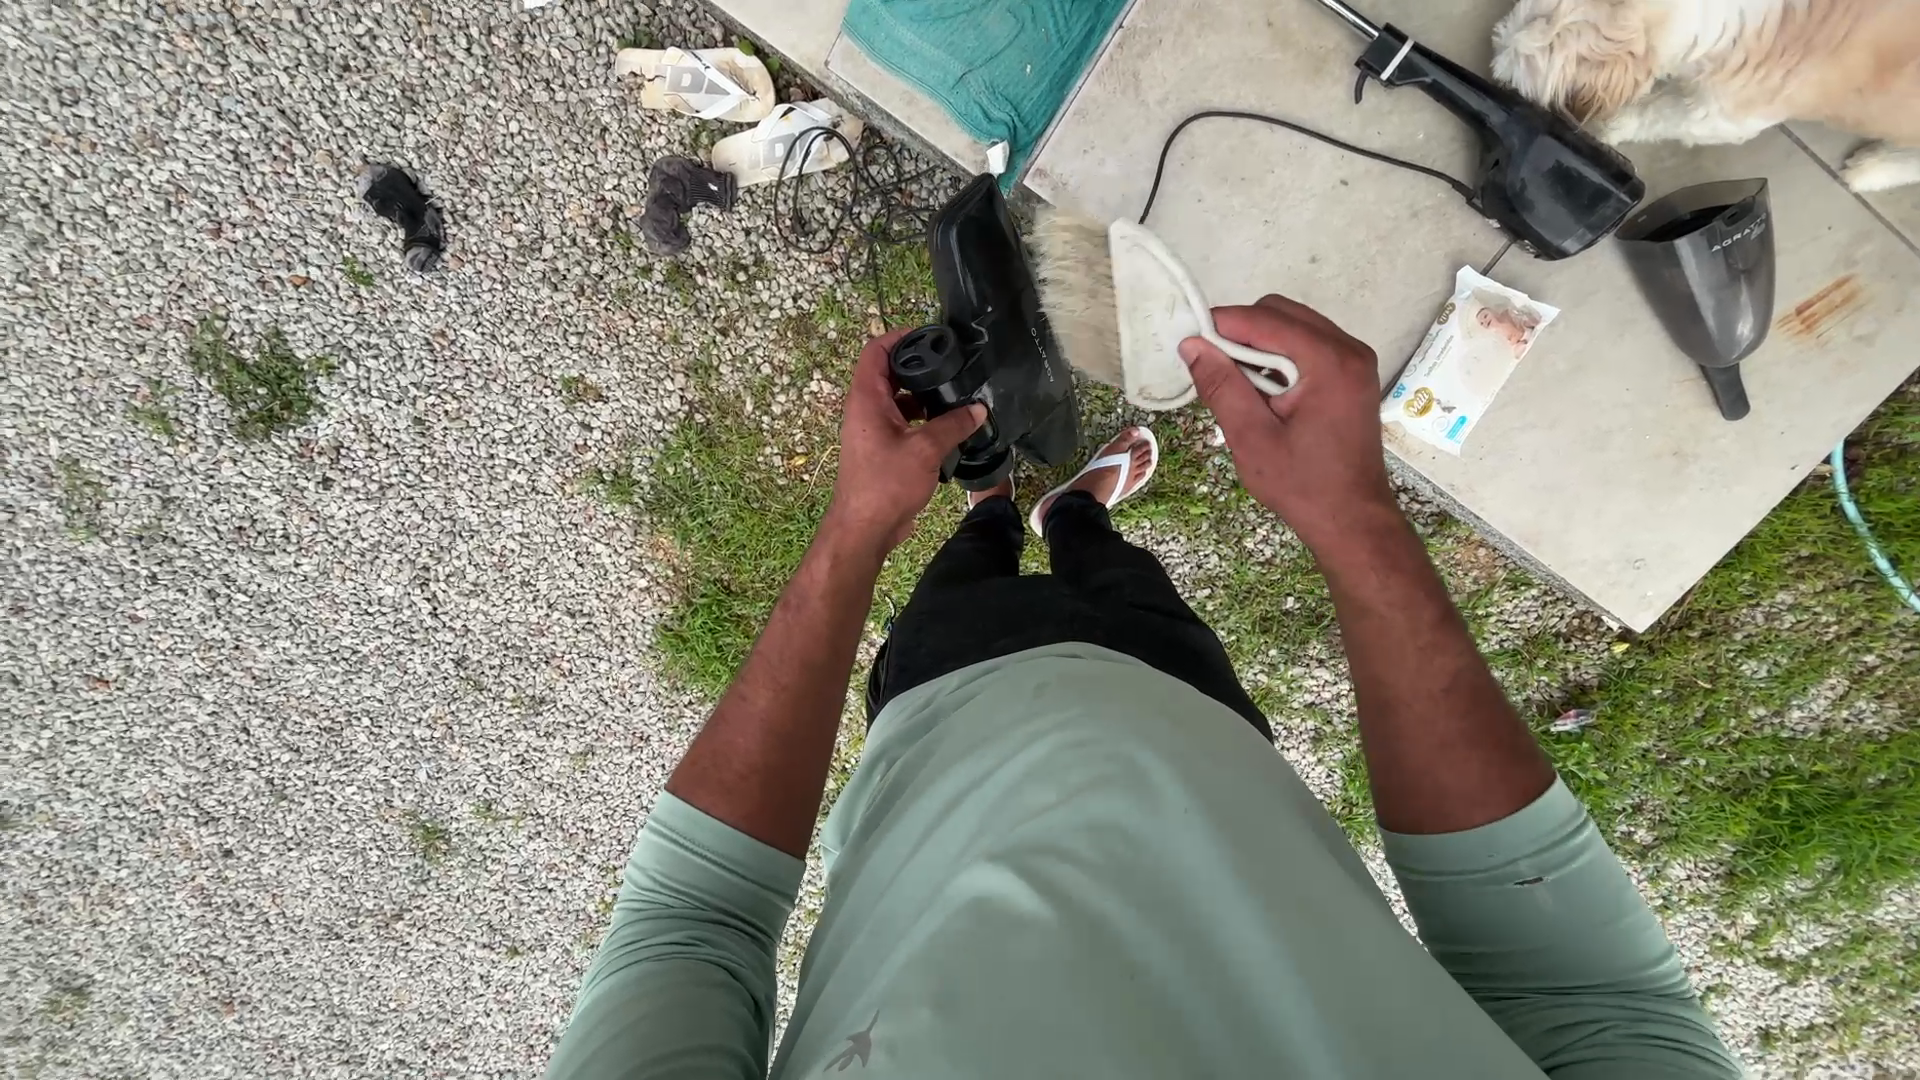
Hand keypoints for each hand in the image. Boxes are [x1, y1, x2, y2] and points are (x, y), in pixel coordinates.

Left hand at [823, 329, 986, 558]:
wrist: (865, 528)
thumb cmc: (886, 483)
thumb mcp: (925, 449)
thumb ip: (953, 425)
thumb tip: (979, 410)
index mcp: (867, 398)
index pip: (876, 351)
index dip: (900, 336)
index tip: (930, 334)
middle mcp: (865, 410)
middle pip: (889, 373)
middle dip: (918, 367)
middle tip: (951, 365)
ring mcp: (872, 431)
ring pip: (898, 401)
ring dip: (923, 397)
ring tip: (954, 395)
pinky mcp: (882, 451)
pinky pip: (903, 424)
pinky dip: (922, 421)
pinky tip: (948, 428)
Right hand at [1180, 295, 1397, 551]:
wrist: (1350, 516)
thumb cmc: (1300, 484)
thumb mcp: (1250, 437)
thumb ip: (1221, 386)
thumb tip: (1192, 346)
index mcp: (1328, 362)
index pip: (1264, 320)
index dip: (1221, 326)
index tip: (1189, 345)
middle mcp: (1348, 349)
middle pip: (1281, 312)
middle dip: (1240, 333)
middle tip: (1214, 370)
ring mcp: (1354, 360)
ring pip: (1293, 325)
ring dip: (1258, 345)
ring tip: (1238, 386)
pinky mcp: (1352, 373)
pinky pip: (1306, 345)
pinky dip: (1278, 357)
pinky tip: (1263, 391)